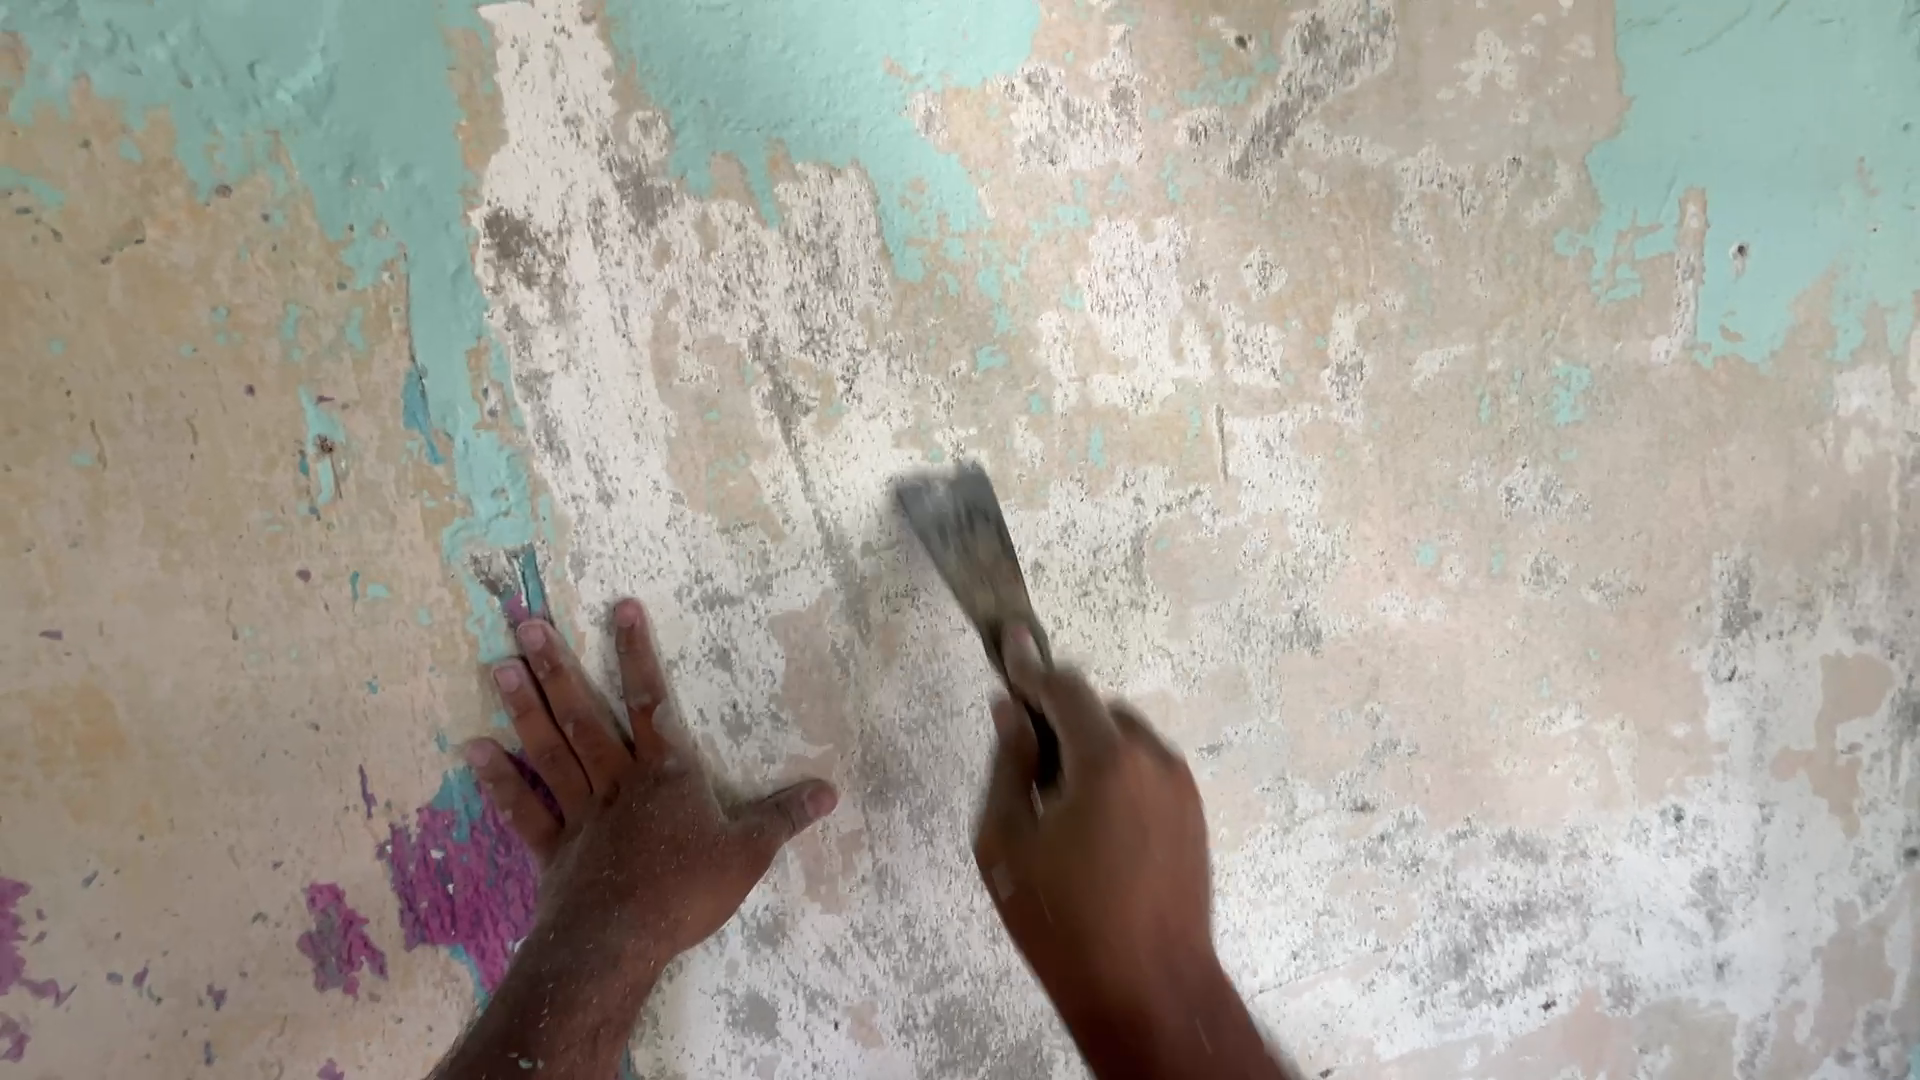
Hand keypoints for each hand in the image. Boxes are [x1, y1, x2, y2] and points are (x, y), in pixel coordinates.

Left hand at [466, 599, 837, 977]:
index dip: (637, 652)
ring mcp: (580, 812)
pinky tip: (471, 749)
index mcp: (665, 772)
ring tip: (499, 666)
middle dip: (558, 667)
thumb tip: (831, 790)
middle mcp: (618, 780)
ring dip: (525, 707)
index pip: (652, 699)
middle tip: (527, 624)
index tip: (620, 608)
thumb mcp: (750, 851)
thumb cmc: (686, 890)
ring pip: (550, 749)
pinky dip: (499, 779)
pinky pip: (523, 808)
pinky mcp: (553, 848)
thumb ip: (785, 816)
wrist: (617, 946)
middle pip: (585, 715)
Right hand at [973, 626, 1212, 1017]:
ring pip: (1122, 739)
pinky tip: (1097, 827)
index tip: (1009, 644)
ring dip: (1089, 749)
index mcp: (1107, 759)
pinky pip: (1144, 768)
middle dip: (1059, 720)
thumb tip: (1008, 708)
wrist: (1150, 993)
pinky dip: (1115, 773)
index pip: (1066, 687)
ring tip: (1064, 809)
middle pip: (1096, 710)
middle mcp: (1154, 758)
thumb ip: (1008, 762)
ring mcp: (1181, 785)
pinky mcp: (1194, 812)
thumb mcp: (1007, 841)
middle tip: (1028, 768)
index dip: (1031, 667)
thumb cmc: (1063, 920)